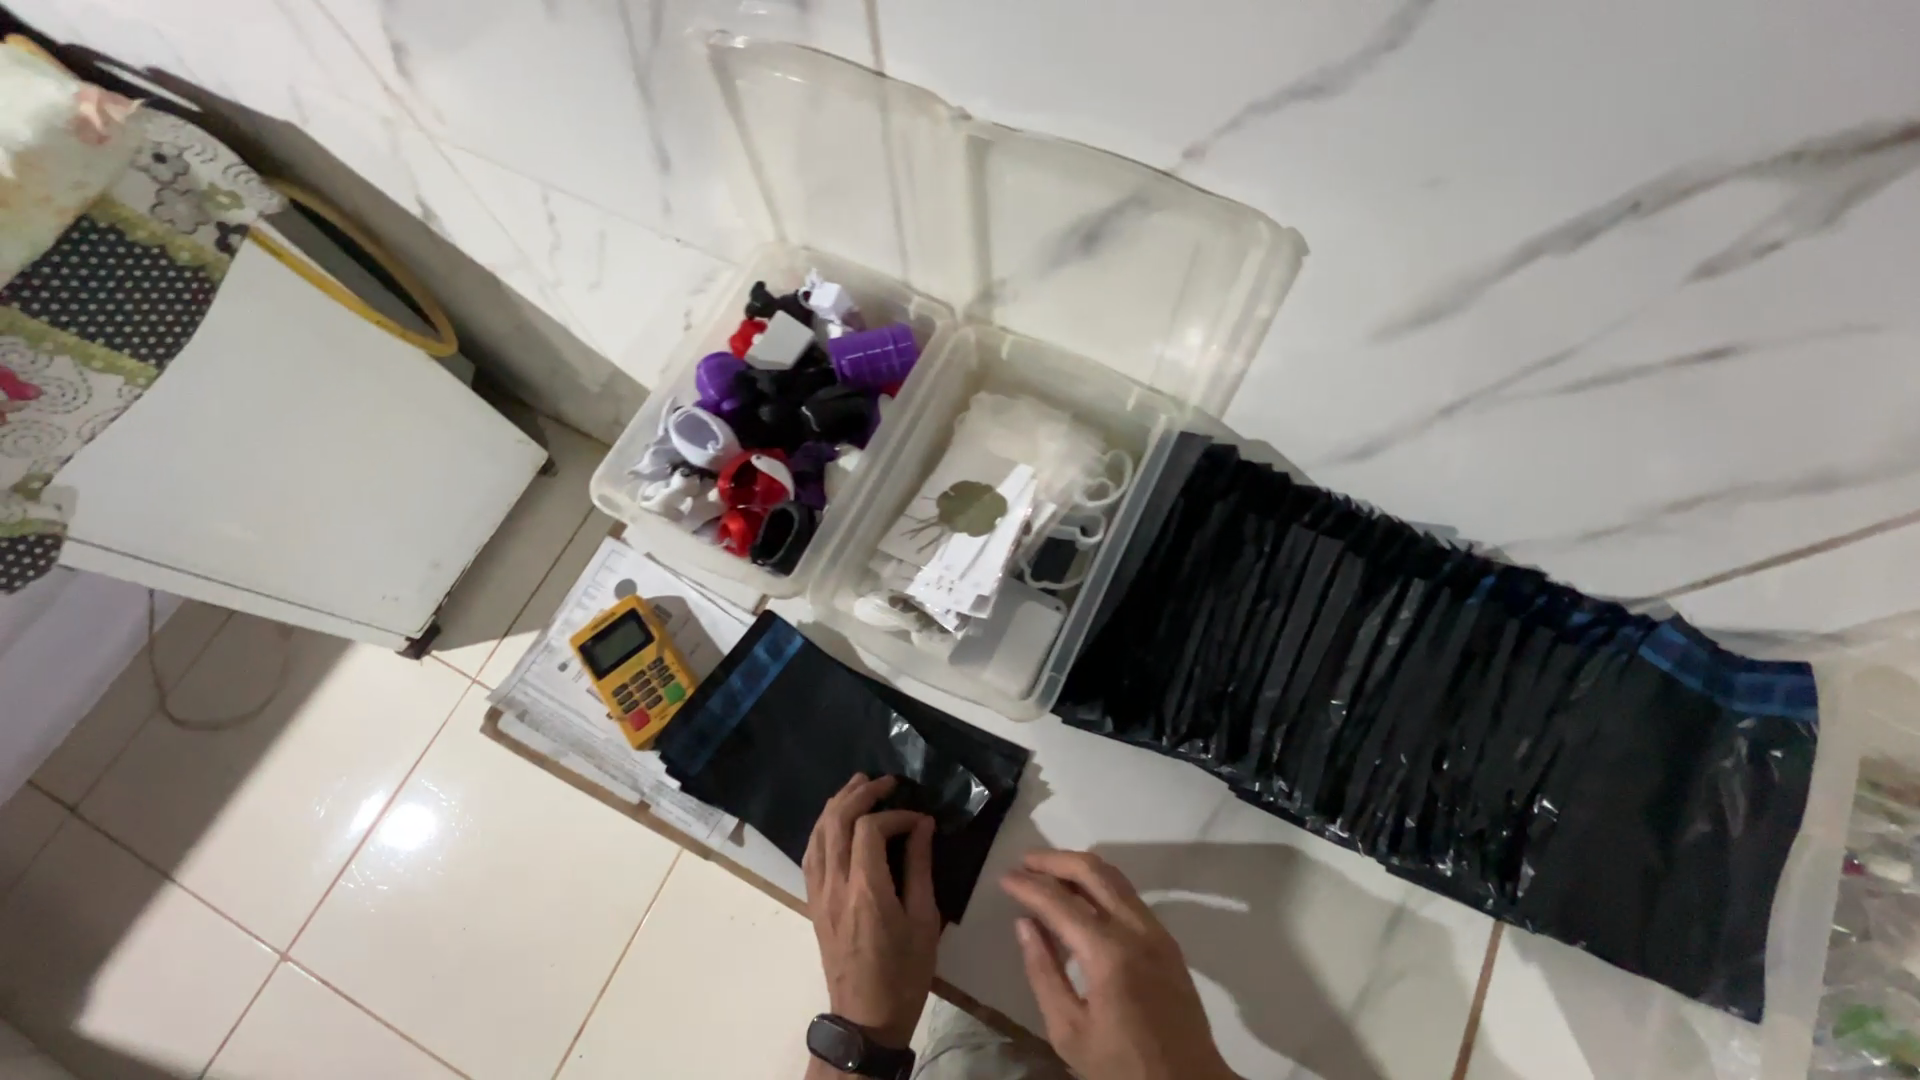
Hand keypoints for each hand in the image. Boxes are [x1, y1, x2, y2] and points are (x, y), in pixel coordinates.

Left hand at [803, 773, 941, 1049]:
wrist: (866, 1019)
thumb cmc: (904, 973)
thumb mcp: (924, 921)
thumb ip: (920, 868)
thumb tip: (923, 825)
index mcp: (866, 891)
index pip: (871, 829)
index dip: (896, 814)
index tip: (920, 820)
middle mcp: (835, 886)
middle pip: (837, 821)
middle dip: (860, 793)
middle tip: (885, 781)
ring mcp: (819, 894)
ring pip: (818, 833)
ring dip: (837, 803)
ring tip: (858, 785)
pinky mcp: (813, 903)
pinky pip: (810, 854)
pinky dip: (823, 828)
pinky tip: (835, 820)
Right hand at [1000, 850, 1236, 1079]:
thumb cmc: (1122, 1067)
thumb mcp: (1069, 1032)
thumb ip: (1044, 973)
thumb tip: (1025, 924)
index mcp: (1109, 954)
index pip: (1059, 903)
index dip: (1028, 886)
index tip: (1004, 877)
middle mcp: (1136, 930)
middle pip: (1092, 872)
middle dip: (1054, 861)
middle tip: (1024, 862)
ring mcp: (1156, 931)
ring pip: (1114, 876)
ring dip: (1078, 867)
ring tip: (1047, 872)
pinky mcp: (1167, 940)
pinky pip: (1128, 895)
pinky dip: (1099, 883)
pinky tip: (1079, 896)